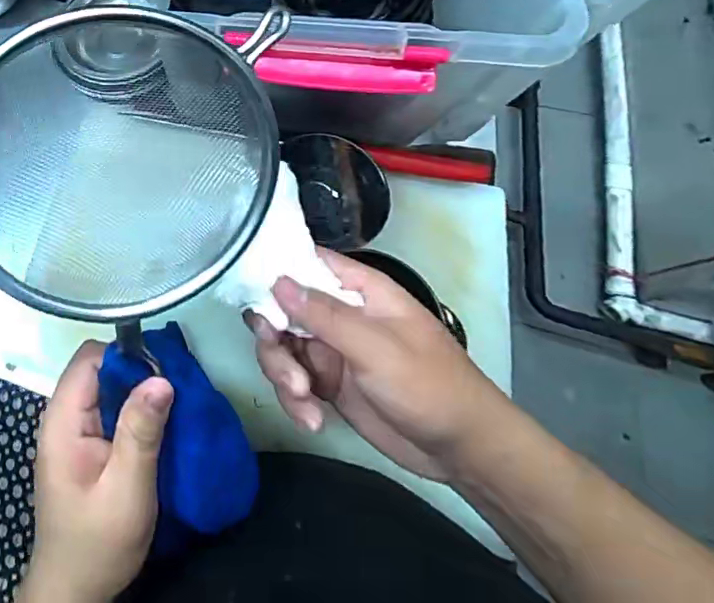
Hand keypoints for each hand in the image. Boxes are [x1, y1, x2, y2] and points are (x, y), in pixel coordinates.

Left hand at [20, 341, 171, 602]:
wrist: (73, 591)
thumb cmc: (97, 543)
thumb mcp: (126, 490)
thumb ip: (140, 432)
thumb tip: (160, 378)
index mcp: (62, 419)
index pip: (89, 359)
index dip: (125, 356)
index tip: (161, 374)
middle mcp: (62, 416)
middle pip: (98, 369)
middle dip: (136, 374)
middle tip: (174, 393)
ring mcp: (71, 431)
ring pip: (105, 389)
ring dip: (137, 395)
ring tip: (173, 409)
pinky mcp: (83, 446)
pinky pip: (107, 411)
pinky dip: (132, 413)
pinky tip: (158, 429)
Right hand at [244, 248, 513, 481]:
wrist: (465, 452)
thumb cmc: (431, 387)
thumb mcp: (377, 348)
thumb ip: (325, 315)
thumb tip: (277, 281)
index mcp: (356, 289)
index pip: (303, 261)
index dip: (272, 270)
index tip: (248, 291)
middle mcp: (337, 312)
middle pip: (280, 307)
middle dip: (272, 337)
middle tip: (282, 362)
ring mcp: (330, 347)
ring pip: (279, 345)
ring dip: (281, 372)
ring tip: (302, 399)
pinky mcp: (327, 382)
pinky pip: (291, 380)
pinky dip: (293, 399)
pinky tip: (311, 420)